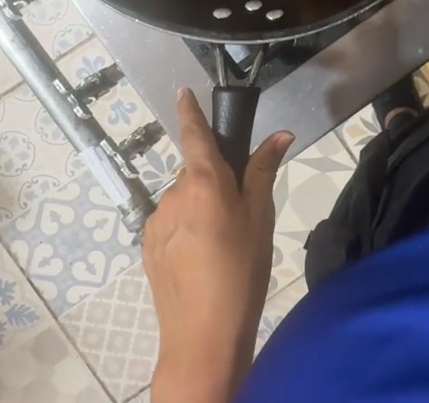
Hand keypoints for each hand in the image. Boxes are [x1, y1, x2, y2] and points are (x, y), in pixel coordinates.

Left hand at [144, 87, 292, 402]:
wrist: (203, 336)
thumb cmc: (242, 269)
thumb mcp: (261, 216)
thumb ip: (263, 171)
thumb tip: (280, 135)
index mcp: (203, 183)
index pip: (194, 136)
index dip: (190, 111)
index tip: (183, 91)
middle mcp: (173, 195)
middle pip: (196, 170)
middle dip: (215, 177)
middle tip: (242, 205)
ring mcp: (156, 223)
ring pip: (184, 198)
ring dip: (202, 204)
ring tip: (225, 239)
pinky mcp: (149, 248)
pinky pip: (172, 221)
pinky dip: (188, 225)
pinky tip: (205, 254)